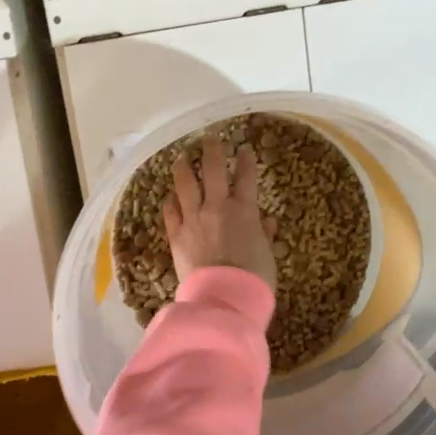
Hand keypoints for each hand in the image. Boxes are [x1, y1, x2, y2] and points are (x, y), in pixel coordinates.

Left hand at [162, 134, 278, 292]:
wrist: (225, 296)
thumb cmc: (254, 278)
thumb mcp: (266, 254)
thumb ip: (264, 235)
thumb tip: (266, 222)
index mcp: (245, 210)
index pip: (246, 177)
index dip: (246, 160)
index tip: (244, 149)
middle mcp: (218, 207)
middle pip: (213, 169)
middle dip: (212, 150)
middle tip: (210, 138)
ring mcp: (194, 219)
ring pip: (185, 184)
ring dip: (183, 167)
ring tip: (181, 157)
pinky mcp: (176, 235)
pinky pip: (170, 212)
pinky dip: (170, 202)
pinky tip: (169, 196)